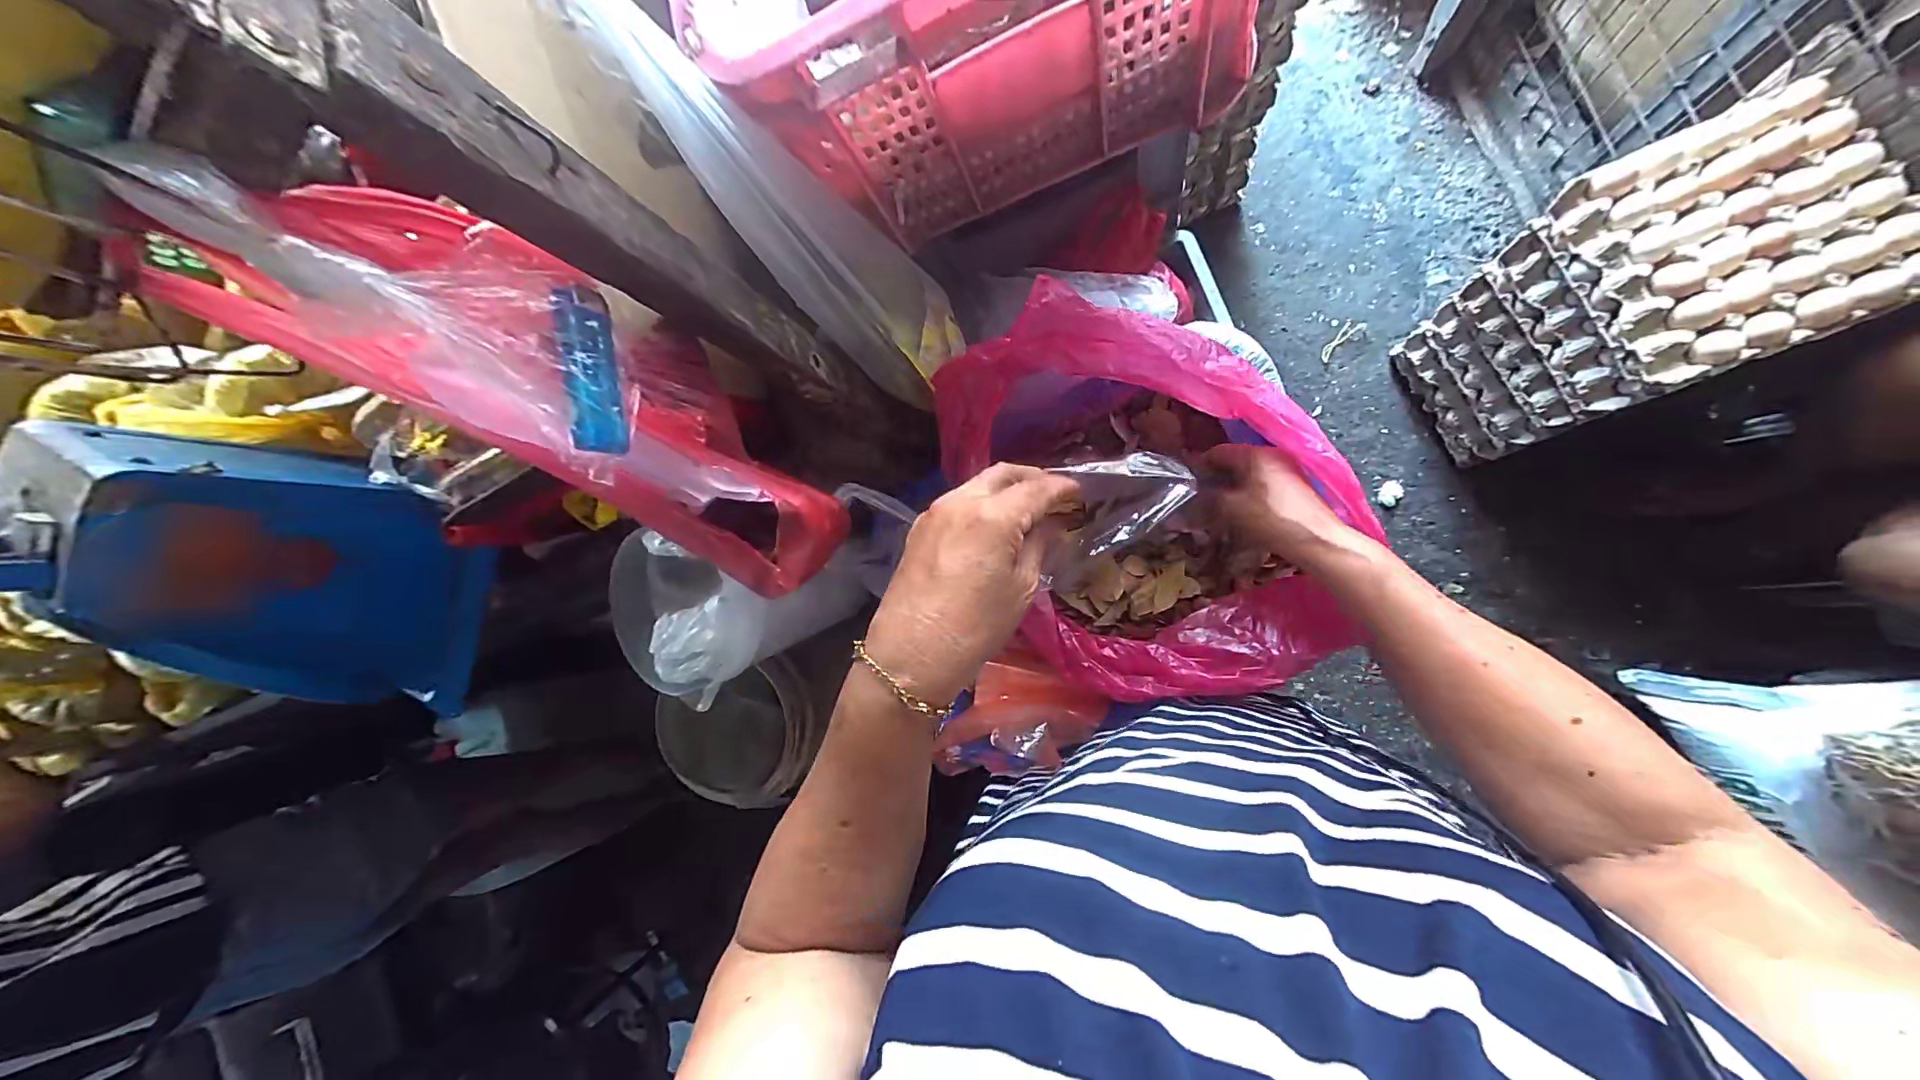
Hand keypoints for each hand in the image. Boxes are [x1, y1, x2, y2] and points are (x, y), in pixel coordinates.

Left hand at [863, 464, 1080, 705]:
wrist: (912, 653)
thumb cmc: (976, 627)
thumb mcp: (1021, 589)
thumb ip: (1038, 547)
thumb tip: (1051, 527)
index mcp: (991, 515)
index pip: (1035, 489)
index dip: (1060, 487)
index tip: (1079, 491)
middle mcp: (961, 501)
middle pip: (1002, 474)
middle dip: (1032, 478)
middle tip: (1054, 493)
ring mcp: (935, 512)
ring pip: (978, 484)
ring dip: (1005, 489)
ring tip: (1027, 508)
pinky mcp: (920, 528)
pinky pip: (959, 502)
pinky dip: (983, 503)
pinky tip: (995, 522)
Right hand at [1201, 444, 1360, 568]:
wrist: (1318, 541)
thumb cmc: (1272, 520)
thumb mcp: (1231, 509)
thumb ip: (1208, 498)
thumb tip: (1193, 495)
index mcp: (1255, 453)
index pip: (1217, 451)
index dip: (1199, 466)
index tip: (1187, 483)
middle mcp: (1273, 455)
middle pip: (1234, 462)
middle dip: (1216, 479)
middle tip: (1200, 498)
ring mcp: (1287, 470)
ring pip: (1249, 474)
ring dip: (1232, 488)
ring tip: (1219, 508)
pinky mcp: (1295, 487)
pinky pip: (1263, 484)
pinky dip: (1249, 495)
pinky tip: (1243, 513)